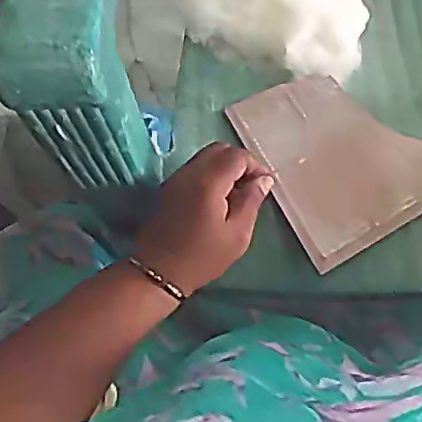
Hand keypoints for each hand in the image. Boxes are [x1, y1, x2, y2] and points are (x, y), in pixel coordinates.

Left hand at [133, 143, 273, 293]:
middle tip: (250, 187)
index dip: (255, 166)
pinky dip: (211, 173)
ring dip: (224, 167)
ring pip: (206, 156)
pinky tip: (217, 198)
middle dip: (240, 162)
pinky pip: (195, 168)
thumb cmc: (202, 257)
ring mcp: (176, 177)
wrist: (157, 272)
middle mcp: (190, 172)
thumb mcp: (237, 235)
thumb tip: (263, 179)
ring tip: (235, 194)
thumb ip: (251, 201)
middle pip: (220, 150)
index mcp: (208, 182)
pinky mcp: (169, 186)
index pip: (237, 156)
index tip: (264, 186)